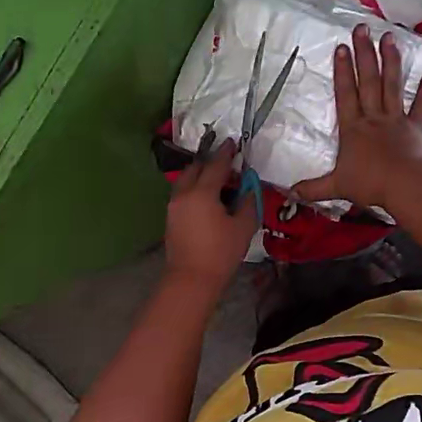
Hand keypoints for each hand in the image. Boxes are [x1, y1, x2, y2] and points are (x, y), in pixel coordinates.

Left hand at [164, 140, 258, 291]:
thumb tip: (249, 188)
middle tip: (228, 164)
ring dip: (201, 175)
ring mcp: (174, 205)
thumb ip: (249, 202)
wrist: (192, 279)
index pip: (216, 165)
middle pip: (196, 168)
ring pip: (186, 180)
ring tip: (218, 181)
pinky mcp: (171, 217)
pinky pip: (183, 193)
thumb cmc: (221, 252)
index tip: (234, 142)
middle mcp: (184, 193)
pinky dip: (195, 188)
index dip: (227, 153)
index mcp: (202, 192)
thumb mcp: (243, 227)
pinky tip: (208, 198)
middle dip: (211, 162)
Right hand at [293, 24, 421, 210]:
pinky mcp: (415, 128)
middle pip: (368, 81)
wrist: (404, 185)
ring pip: (392, 86)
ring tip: (390, 38)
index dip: (342, 71)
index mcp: (353, 129)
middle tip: (363, 29)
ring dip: (391, 61)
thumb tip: (290, 193)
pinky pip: (421, 107)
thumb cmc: (369, 184)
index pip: (345, 94)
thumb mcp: (336, 187)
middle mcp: (373, 118)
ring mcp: (396, 120)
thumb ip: (314, 188)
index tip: (341, 47)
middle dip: (364, 54)